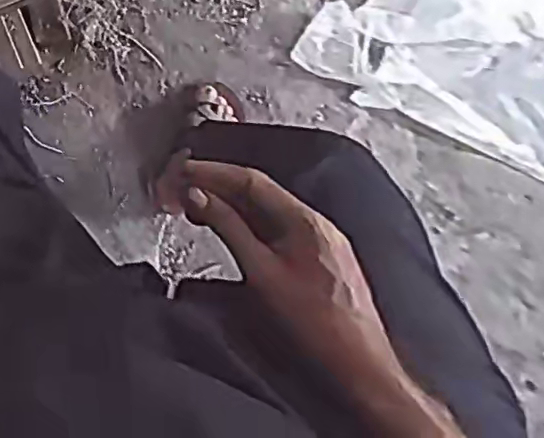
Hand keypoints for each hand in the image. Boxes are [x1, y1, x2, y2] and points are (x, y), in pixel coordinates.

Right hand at [167, 158, 462, 436]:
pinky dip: (242, 221)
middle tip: (181, 187)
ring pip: (262, 209)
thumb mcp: (261, 272)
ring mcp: (317, 241)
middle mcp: (314, 223)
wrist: (363, 372)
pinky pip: (271, 226)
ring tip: (193, 206)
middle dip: (214, 186)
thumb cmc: (317, 326)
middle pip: (255, 191)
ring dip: (226, 203)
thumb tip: (197, 195)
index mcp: (304, 220)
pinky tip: (224, 227)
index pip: (250, 180)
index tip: (183, 171)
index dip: (212, 172)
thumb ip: (227, 227)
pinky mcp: (315, 259)